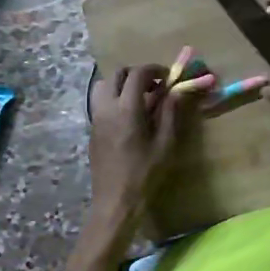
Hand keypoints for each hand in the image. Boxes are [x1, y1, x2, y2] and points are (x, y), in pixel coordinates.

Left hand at [88, 64, 187, 232]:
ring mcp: (96, 118)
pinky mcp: (92, 130)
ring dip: (123, 85)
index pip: (137, 74)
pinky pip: (101, 102)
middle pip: (118, 75)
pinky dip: (115, 98)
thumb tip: (176, 91)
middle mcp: (106, 107)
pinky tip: (131, 117)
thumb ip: (170, 113)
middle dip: (137, 74)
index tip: (168, 76)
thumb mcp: (165, 143)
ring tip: (141, 100)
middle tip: (155, 86)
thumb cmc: (145, 173)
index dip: (154, 69)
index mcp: (126, 108)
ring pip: (104, 86)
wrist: (115, 201)